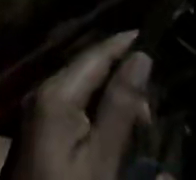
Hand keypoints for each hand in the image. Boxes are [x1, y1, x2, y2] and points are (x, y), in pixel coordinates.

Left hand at [5, 31, 154, 179]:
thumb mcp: (101, 158)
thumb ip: (121, 103)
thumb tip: (142, 55)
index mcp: (56, 93)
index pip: (99, 52)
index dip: (128, 43)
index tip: (158, 37)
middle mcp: (43, 93)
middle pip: (91, 67)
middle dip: (123, 74)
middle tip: (154, 94)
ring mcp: (36, 112)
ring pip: (83, 86)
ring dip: (112, 95)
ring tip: (141, 115)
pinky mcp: (37, 131)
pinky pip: (73, 105)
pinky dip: (96, 111)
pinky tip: (115, 128)